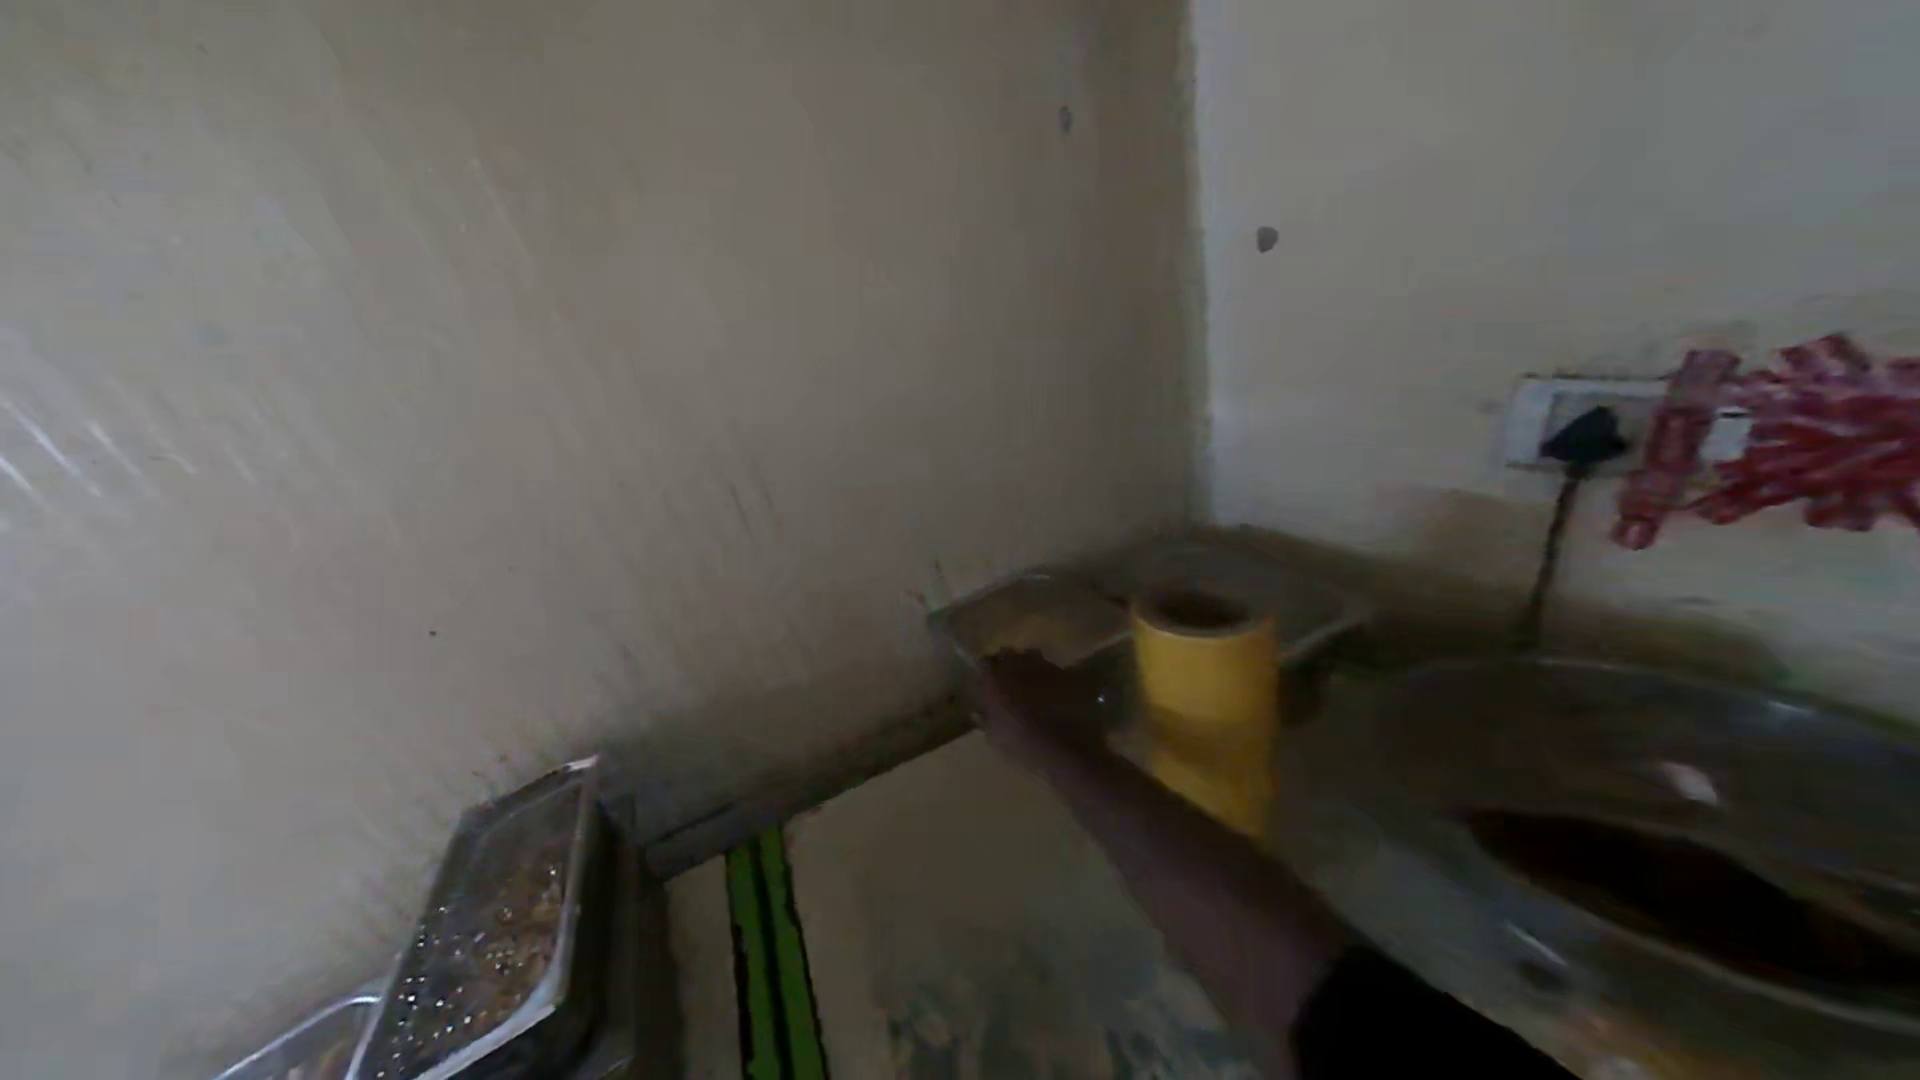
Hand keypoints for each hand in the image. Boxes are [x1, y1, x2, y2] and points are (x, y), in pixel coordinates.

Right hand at [971, 649, 1104, 765]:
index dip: (986, 669)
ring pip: (1027, 655)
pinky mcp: (1059, 672)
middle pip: (1006, 653)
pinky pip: (1047, 665)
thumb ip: (984, 721)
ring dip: (1025, 663)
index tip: (987, 678)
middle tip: (1007, 676)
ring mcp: (1038, 667)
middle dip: (1005, 662)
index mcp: (994, 681)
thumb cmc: (1019, 742)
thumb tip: (976, 713)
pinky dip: (1044, 672)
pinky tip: (1047, 685)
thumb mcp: (994, 737)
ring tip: (1027, 677)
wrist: (1059, 743)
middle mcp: (1014, 667)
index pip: (984, 662)